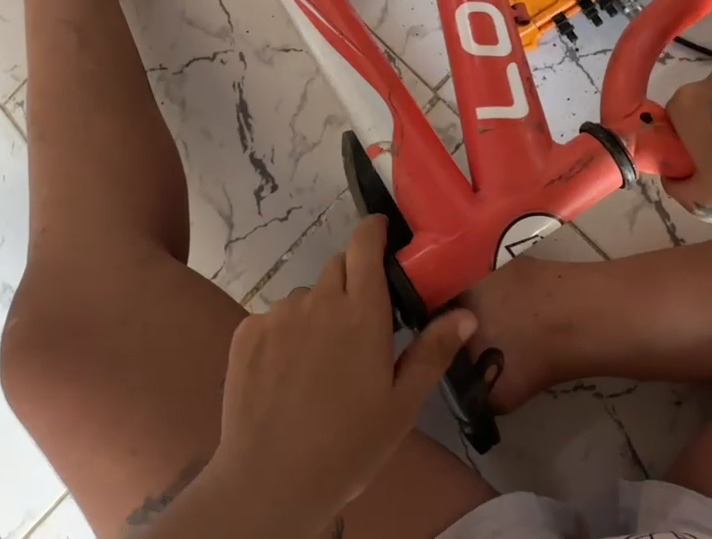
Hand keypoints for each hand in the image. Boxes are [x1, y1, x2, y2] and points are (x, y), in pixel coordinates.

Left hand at [211, 215, 476, 530]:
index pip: (365, 245)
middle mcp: (318, 301)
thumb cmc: (349, 446)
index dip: (373, 230)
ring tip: (319, 366)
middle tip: (359, 327)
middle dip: (352, 283)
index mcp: (361, 314)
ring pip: (306, 297)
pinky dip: (284, 335)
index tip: (380, 231)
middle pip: (337, 269)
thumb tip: (465, 314)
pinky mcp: (246, 332)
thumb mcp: (402, 405)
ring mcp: (278, 315)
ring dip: (317, 313)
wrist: (271, 481)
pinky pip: (273, 319)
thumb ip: (432, 352)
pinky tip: (286, 377)